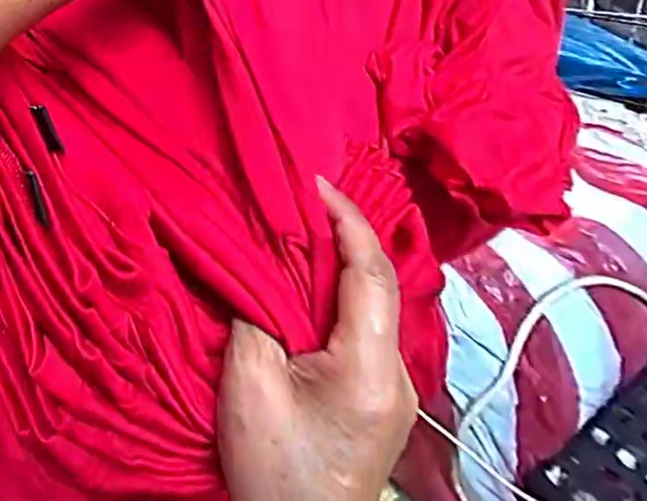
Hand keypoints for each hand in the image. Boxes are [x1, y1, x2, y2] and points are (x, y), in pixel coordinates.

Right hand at [216, 178, 417, 500]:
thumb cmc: (275, 466)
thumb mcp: (251, 381)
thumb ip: (254, 310)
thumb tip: (257, 263)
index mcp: (370, 367)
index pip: (369, 271)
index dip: (346, 218)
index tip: (314, 180)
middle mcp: (396, 373)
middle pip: (376, 282)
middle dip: (342, 229)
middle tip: (299, 193)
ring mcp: (391, 387)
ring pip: (370, 302)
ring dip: (337, 257)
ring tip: (298, 223)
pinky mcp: (375, 394)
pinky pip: (360, 323)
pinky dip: (334, 287)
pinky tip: (304, 276)